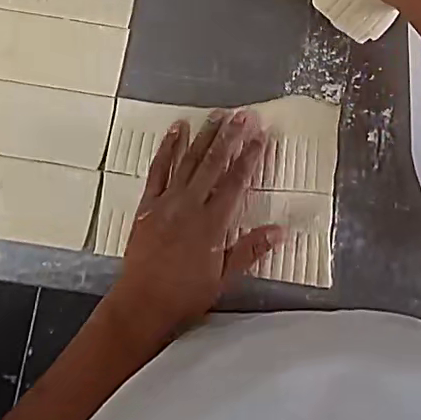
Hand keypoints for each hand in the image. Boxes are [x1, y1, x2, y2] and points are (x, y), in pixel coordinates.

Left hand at [101, 111, 280, 344]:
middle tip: (244, 115)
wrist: (140, 306)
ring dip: (205, 135)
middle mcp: (191, 204)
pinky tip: (177, 129)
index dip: (250, 156)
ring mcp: (167, 201)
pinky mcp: (148, 203)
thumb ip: (250, 250)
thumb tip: (280, 230)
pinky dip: (168, 147)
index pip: (236, 181)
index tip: (261, 136)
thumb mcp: (223, 278)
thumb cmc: (185, 295)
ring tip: (218, 114)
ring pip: (190, 160)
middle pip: (214, 163)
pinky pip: (159, 169)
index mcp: (212, 222)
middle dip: (231, 136)